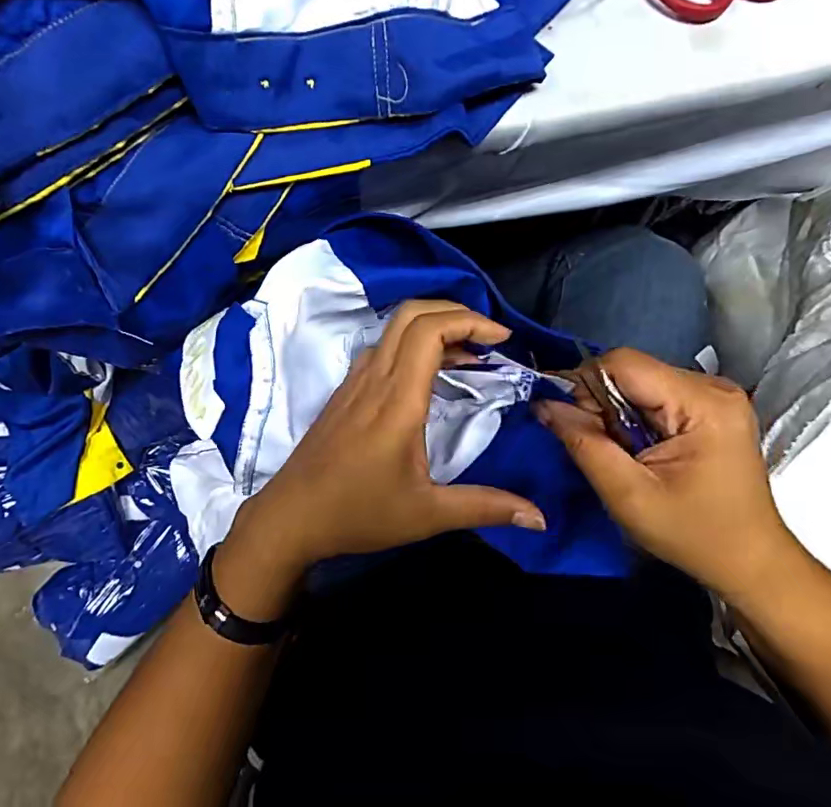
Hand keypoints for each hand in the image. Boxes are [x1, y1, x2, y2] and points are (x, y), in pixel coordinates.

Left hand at [214, 301, 547, 618]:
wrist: (291, 515)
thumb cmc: (358, 512)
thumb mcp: (427, 515)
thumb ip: (484, 507)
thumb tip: (540, 518)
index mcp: (398, 399)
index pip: (429, 330)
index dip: (469, 321)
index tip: (502, 340)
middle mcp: (374, 378)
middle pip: (411, 314)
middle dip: (454, 312)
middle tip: (489, 338)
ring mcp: (355, 381)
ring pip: (393, 329)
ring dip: (432, 326)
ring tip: (469, 354)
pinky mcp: (345, 391)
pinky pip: (382, 348)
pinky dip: (412, 344)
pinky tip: (429, 374)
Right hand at [536, 348, 804, 601]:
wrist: (751, 563)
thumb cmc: (694, 534)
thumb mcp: (627, 495)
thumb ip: (583, 443)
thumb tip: (543, 403)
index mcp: (703, 403)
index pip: (623, 363)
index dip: (585, 385)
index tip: (574, 423)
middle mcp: (713, 387)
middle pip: (630, 370)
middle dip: (600, 402)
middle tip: (598, 444)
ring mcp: (715, 394)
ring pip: (637, 380)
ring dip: (615, 410)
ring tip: (620, 450)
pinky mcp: (710, 405)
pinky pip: (652, 392)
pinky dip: (633, 415)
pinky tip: (639, 446)